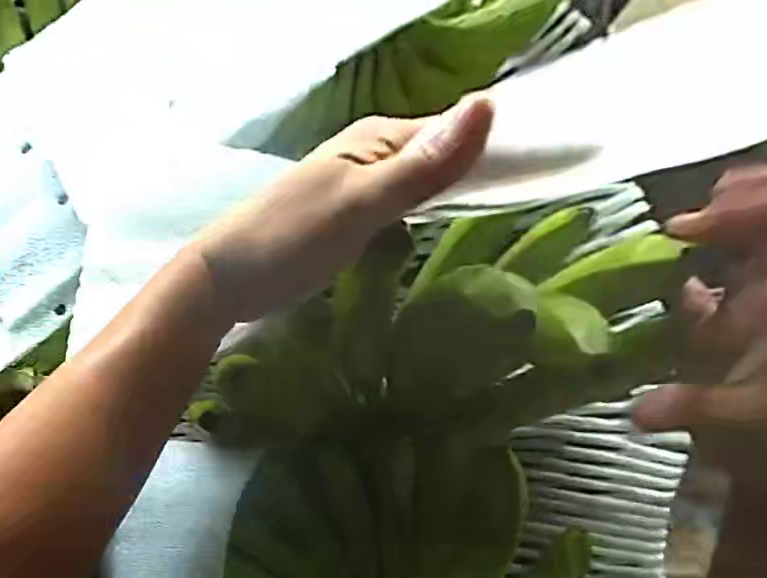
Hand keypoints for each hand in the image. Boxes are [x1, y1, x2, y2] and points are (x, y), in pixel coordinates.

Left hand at [190, 97, 493, 323]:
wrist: (218, 283)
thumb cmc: (284, 243)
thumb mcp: (356, 207)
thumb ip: (417, 167)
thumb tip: (488, 104)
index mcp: (375, 139)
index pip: (457, 132)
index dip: (499, 151)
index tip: (547, 178)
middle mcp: (363, 156)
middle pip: (435, 161)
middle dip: (470, 178)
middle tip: (519, 208)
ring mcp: (345, 192)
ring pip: (410, 192)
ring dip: (437, 207)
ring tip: (477, 226)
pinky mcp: (331, 226)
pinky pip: (383, 219)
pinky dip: (402, 230)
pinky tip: (410, 248)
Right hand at [634, 165, 766, 508]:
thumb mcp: (737, 429)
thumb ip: (694, 411)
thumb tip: (641, 409)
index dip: (754, 216)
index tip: (682, 225)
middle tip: (701, 196)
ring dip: (760, 201)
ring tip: (705, 198)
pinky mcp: (759, 314)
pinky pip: (758, 259)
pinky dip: (731, 239)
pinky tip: (690, 243)